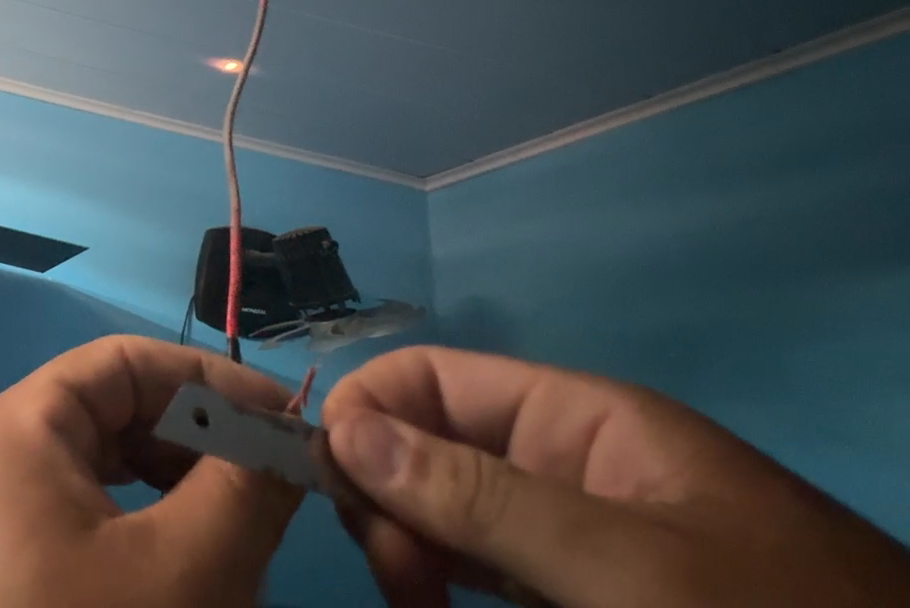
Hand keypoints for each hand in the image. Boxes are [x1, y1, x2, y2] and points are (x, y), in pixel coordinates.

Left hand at [0, 336, 304, 607]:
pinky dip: (147, 522)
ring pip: (106, 464)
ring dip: (179, 480)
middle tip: (271, 477)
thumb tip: (292, 439)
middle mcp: (1, 452)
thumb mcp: (189, 567)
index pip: (125, 361)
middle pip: (113, 408)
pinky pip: (88, 514)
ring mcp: (0, 511)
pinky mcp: (12, 563)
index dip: (209, 377)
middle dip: (198, 434)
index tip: (285, 416)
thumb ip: (247, 485)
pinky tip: (190, 558)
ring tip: (240, 520)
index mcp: (21, 423)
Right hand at [322, 346, 909, 607]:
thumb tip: (338, 424)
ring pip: (438, 506)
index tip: (340, 489)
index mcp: (576, 417)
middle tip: (401, 579)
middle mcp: (559, 460)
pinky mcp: (574, 589)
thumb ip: (475, 494)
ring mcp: (566, 530)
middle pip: (422, 441)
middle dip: (387, 495)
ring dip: (406, 544)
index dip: (367, 412)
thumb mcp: (624, 567)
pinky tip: (436, 604)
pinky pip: (475, 561)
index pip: (428, 377)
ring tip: (416, 601)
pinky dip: (440, 577)